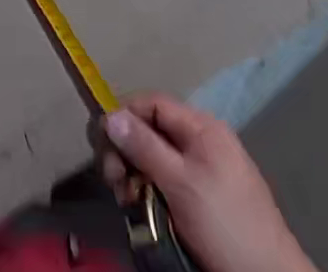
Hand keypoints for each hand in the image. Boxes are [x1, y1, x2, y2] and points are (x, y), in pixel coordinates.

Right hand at [102, 94, 317, 271]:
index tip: (102, 141)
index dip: (124, 115)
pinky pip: (161, 180)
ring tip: (126, 200)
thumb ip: (144, 146)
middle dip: (124, 150)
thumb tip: (109, 115)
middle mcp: (199, 142)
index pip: (152, 103)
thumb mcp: (181, 183)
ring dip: (131, 174)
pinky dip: (144, 190)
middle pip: (148, 129)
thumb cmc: (225, 225)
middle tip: (113, 180)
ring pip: (150, 157)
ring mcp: (199, 170)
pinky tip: (138, 208)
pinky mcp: (196, 196)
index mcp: (202, 128)